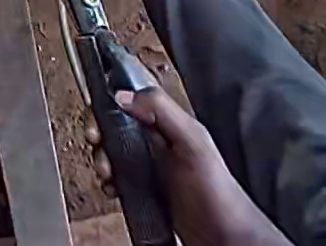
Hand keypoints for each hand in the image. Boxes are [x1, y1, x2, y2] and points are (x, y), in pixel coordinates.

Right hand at [85, 88, 292, 245]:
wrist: (230, 243)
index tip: (95, 112)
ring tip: (106, 173)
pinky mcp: (147, 192)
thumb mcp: (194, 143)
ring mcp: (151, 167)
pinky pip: (118, 178)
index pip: (129, 97)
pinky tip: (111, 189)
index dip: (107, 99)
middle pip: (114, 124)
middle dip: (99, 131)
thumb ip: (162, 111)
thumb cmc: (219, 194)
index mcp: (166, 123)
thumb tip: (122, 94)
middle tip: (96, 143)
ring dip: (101, 158)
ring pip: (113, 151)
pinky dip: (109, 181)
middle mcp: (156, 141)